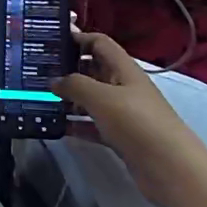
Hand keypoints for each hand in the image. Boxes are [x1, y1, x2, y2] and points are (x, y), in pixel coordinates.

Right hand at [52, 30, 206, 206]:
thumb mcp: (103, 98)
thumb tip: (54, 80)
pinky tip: (55, 126)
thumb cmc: (137, 123)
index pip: (99, 43)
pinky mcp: (119, 136)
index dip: (78, 38)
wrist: (169, 168)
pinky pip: (92, 124)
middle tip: (36, 73)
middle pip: (92, 70)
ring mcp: (122, 113)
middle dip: (67, 70)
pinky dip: (75, 124)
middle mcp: (123, 87)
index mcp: (124, 69)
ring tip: (38, 99)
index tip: (50, 41)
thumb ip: (76, 85)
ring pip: (90, 99)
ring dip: (68, 99)